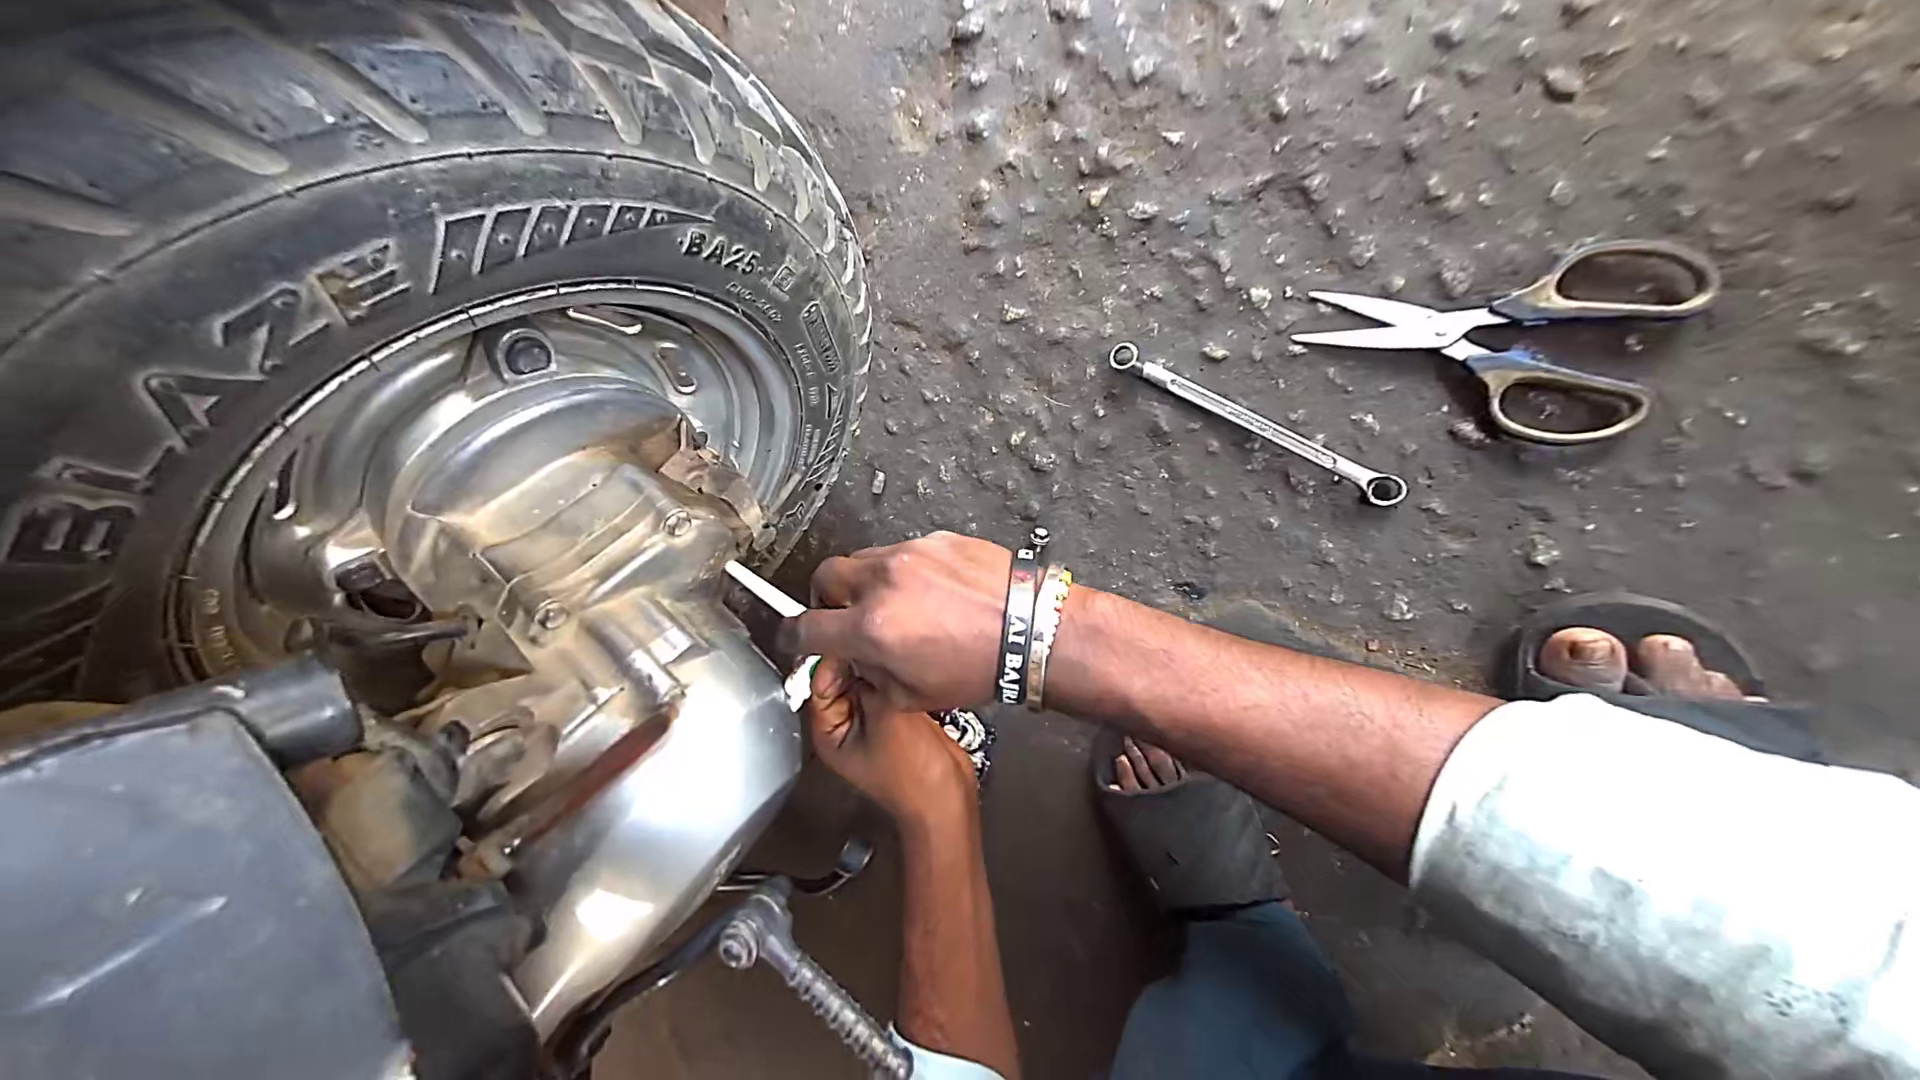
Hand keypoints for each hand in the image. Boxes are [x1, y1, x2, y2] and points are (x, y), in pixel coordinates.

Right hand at [787, 531, 1011, 711]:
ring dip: (867, 582)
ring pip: (864, 559)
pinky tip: (931, 590)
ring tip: (897, 603)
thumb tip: (851, 659)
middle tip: (846, 614)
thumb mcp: (913, 694)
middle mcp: (884, 583)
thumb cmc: (981, 665)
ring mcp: (910, 554)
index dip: (793, 637)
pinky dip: (905, 570)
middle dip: (826, 597)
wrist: (1030, 631)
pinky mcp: (935, 540)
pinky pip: (903, 551)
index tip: (795, 636)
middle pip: (824, 576)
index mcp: (872, 627)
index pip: (805, 627)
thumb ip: (869, 675)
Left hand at [806, 655, 976, 824]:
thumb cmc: (912, 773)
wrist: (947, 796)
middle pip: (843, 678)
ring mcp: (872, 721)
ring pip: (869, 681)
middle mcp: (846, 724)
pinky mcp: (896, 718)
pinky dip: (897, 678)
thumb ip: (870, 680)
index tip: (853, 635)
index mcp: (828, 731)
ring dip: (881, 668)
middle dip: (859, 660)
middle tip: (876, 638)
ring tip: (894, 650)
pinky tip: (908, 666)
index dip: (835, 657)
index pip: (819, 682)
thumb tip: (860, 647)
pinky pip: (890, 688)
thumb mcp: (885, 717)